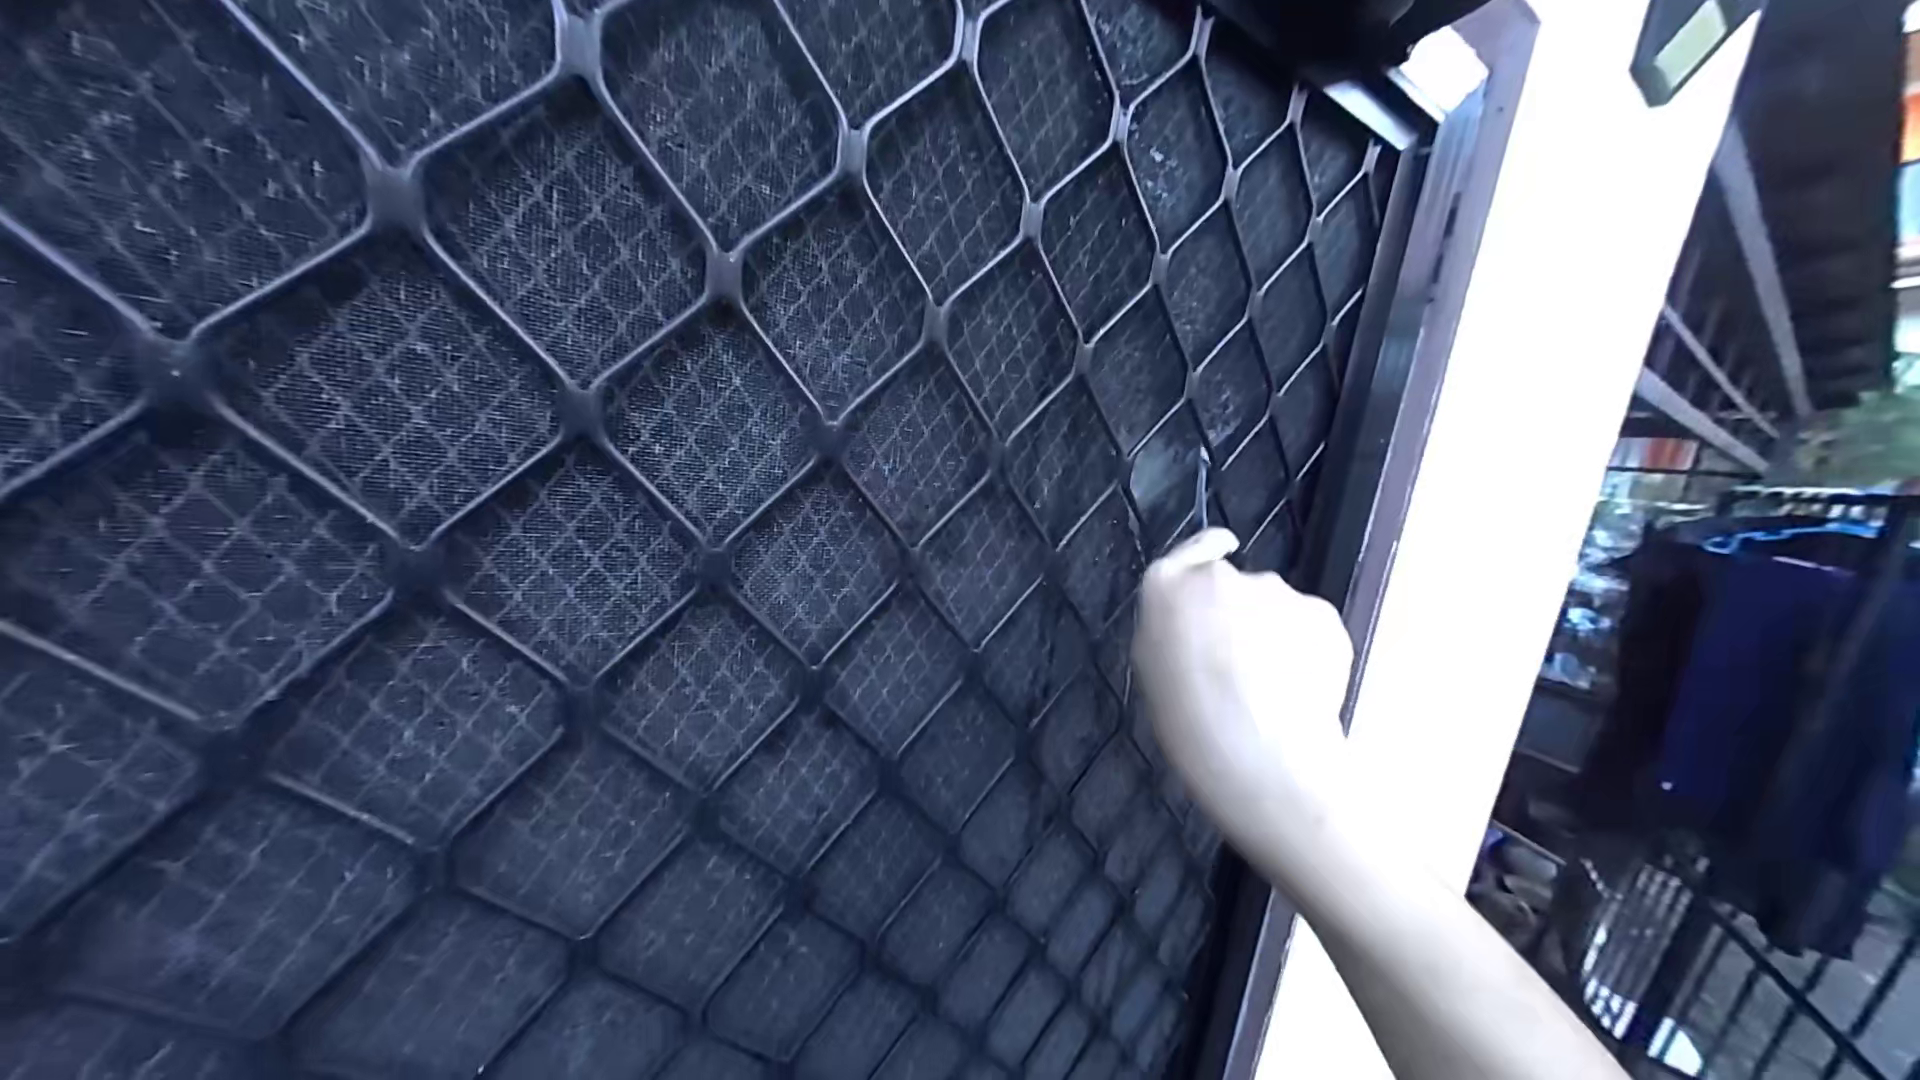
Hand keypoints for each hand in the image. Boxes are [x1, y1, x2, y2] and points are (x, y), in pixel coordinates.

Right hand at [1132, 529, 1355, 887]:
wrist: (1262, 758)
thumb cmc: (1188, 722)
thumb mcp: (1152, 667)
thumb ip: (1170, 625)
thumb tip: (1195, 619)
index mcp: (1166, 587)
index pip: (1191, 550)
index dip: (1206, 550)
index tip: (1221, 550)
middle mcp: (1219, 576)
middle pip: (1231, 582)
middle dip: (1236, 609)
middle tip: (1236, 660)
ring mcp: (1274, 590)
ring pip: (1272, 604)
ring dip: (1271, 629)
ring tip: (1272, 684)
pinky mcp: (1320, 612)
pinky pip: (1307, 622)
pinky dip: (1306, 645)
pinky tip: (1300, 686)